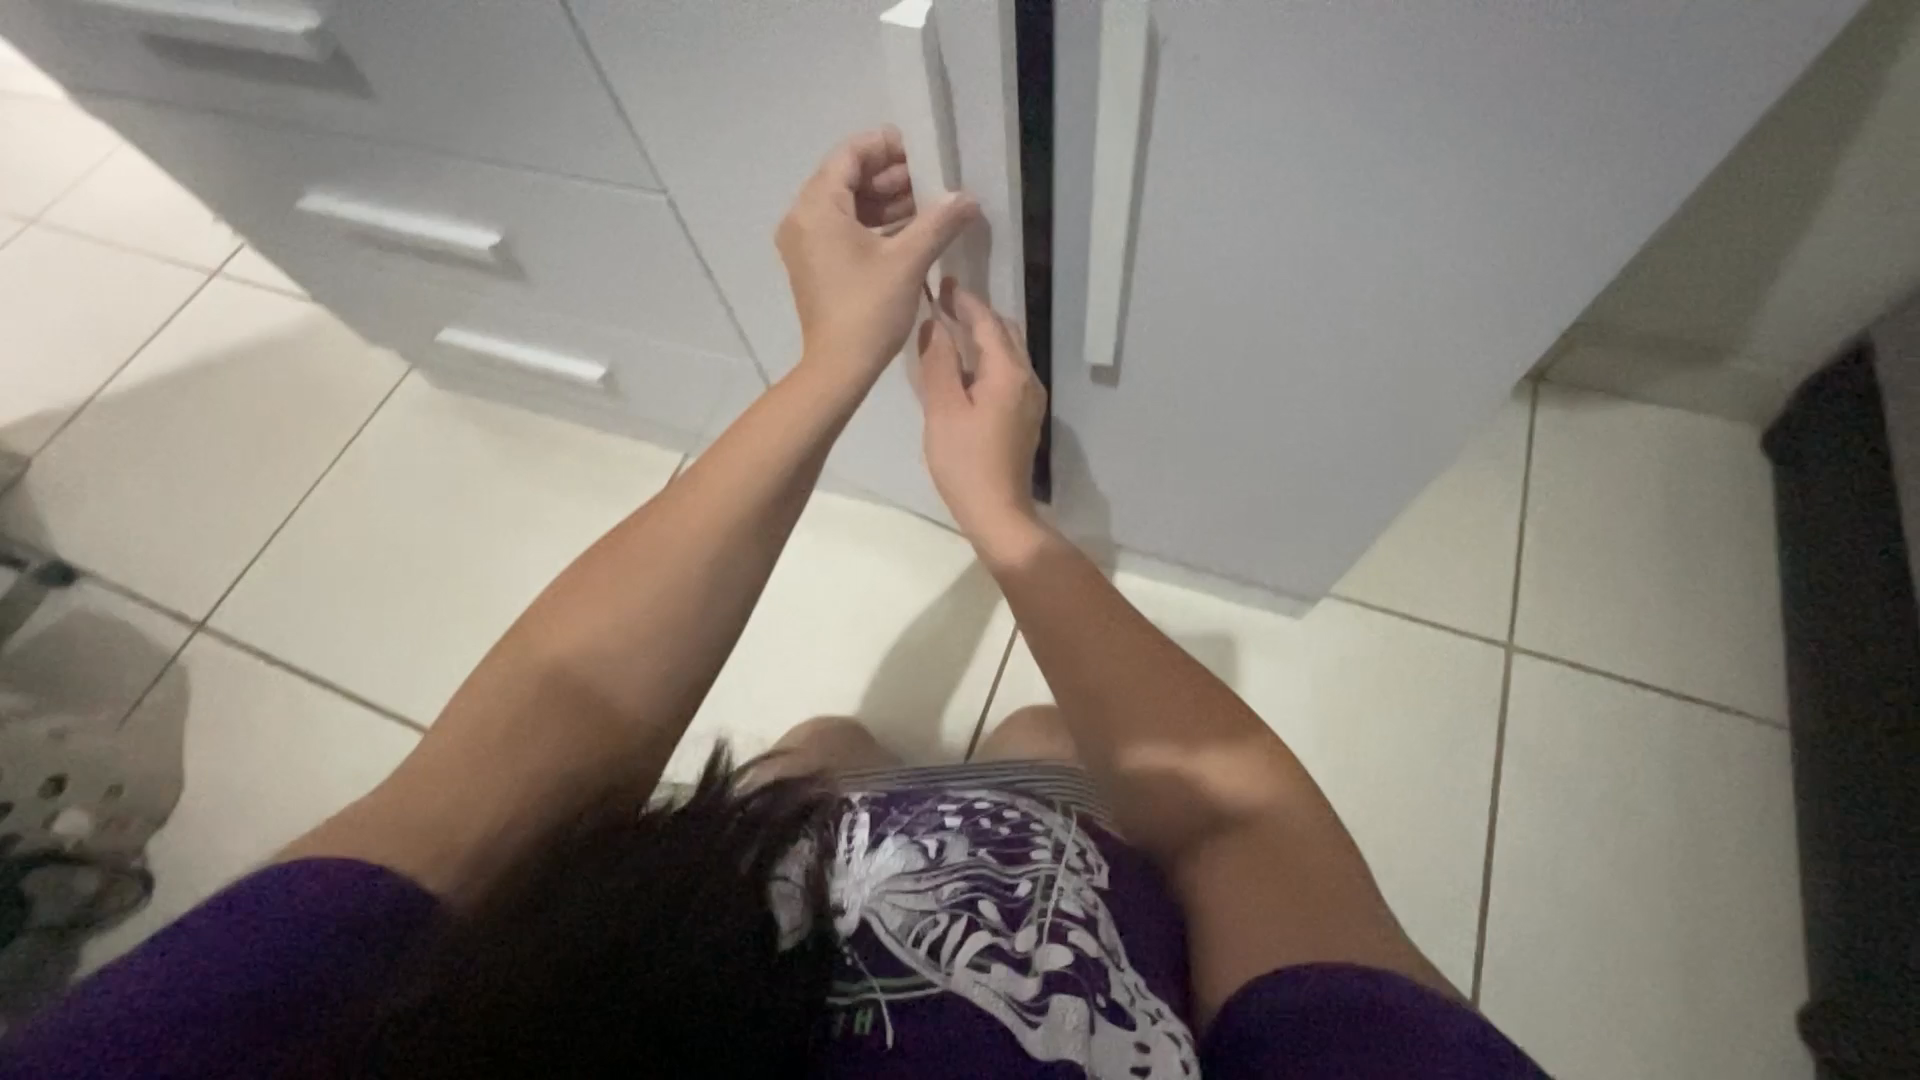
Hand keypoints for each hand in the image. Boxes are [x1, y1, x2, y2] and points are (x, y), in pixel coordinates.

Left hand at [777, 129, 978, 385]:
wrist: (839, 367)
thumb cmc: (869, 309)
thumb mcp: (908, 261)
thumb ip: (938, 222)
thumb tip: (967, 198)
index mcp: (817, 207)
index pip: (850, 155)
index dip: (886, 147)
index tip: (921, 152)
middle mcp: (802, 218)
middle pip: (846, 179)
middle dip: (889, 177)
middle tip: (930, 181)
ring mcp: (804, 245)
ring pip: (846, 207)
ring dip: (884, 203)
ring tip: (926, 206)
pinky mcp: (813, 267)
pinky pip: (842, 231)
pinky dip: (872, 227)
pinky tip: (907, 232)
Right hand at [918, 282, 1048, 556]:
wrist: (998, 512)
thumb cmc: (965, 462)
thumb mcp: (943, 409)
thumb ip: (939, 363)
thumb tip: (934, 325)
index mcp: (1008, 372)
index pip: (987, 322)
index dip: (964, 300)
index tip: (943, 283)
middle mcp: (1027, 379)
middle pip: (1005, 333)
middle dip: (977, 314)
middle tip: (946, 302)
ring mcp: (1030, 400)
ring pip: (1009, 354)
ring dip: (984, 337)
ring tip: (953, 330)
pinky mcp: (1025, 419)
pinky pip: (1008, 375)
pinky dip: (988, 361)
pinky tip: (966, 370)